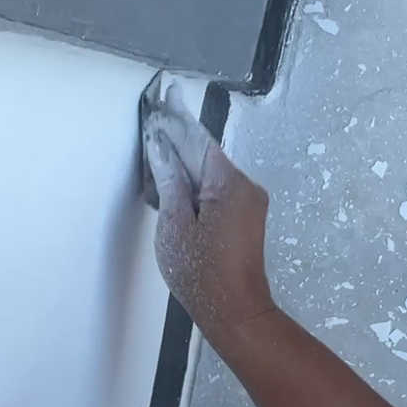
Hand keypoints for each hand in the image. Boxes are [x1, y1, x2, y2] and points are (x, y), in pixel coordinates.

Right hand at [142, 105, 277, 341]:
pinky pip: (218, 190)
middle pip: (207, 156)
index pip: (200, 141)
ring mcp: (250, 202)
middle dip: (180, 141)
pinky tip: (177, 184)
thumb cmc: (201, 272)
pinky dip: (197, 185)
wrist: (235, 311)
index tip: (166, 95)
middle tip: (156, 118)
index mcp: (229, 184)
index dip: (178, 120)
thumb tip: (162, 148)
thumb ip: (169, 182)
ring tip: (159, 150)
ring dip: (187, 165)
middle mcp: (247, 186)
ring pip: (212, 174)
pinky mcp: (247, 217)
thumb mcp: (175, 225)